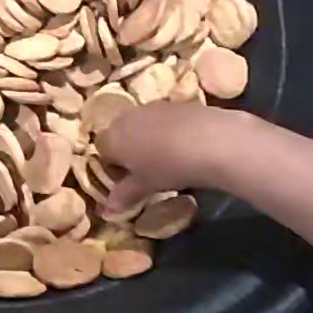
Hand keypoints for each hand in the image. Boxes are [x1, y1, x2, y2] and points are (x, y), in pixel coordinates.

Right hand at [98, 102, 244, 212]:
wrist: (212, 141)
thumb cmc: (168, 167)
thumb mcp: (145, 186)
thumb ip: (124, 195)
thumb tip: (108, 209)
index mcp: (112, 138)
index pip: (101, 151)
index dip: (112, 166)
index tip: (127, 180)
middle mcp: (126, 117)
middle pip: (119, 133)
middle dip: (127, 149)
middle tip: (145, 169)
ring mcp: (150, 107)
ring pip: (141, 124)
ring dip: (147, 138)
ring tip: (167, 157)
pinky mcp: (174, 103)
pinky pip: (162, 119)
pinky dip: (167, 130)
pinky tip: (184, 145)